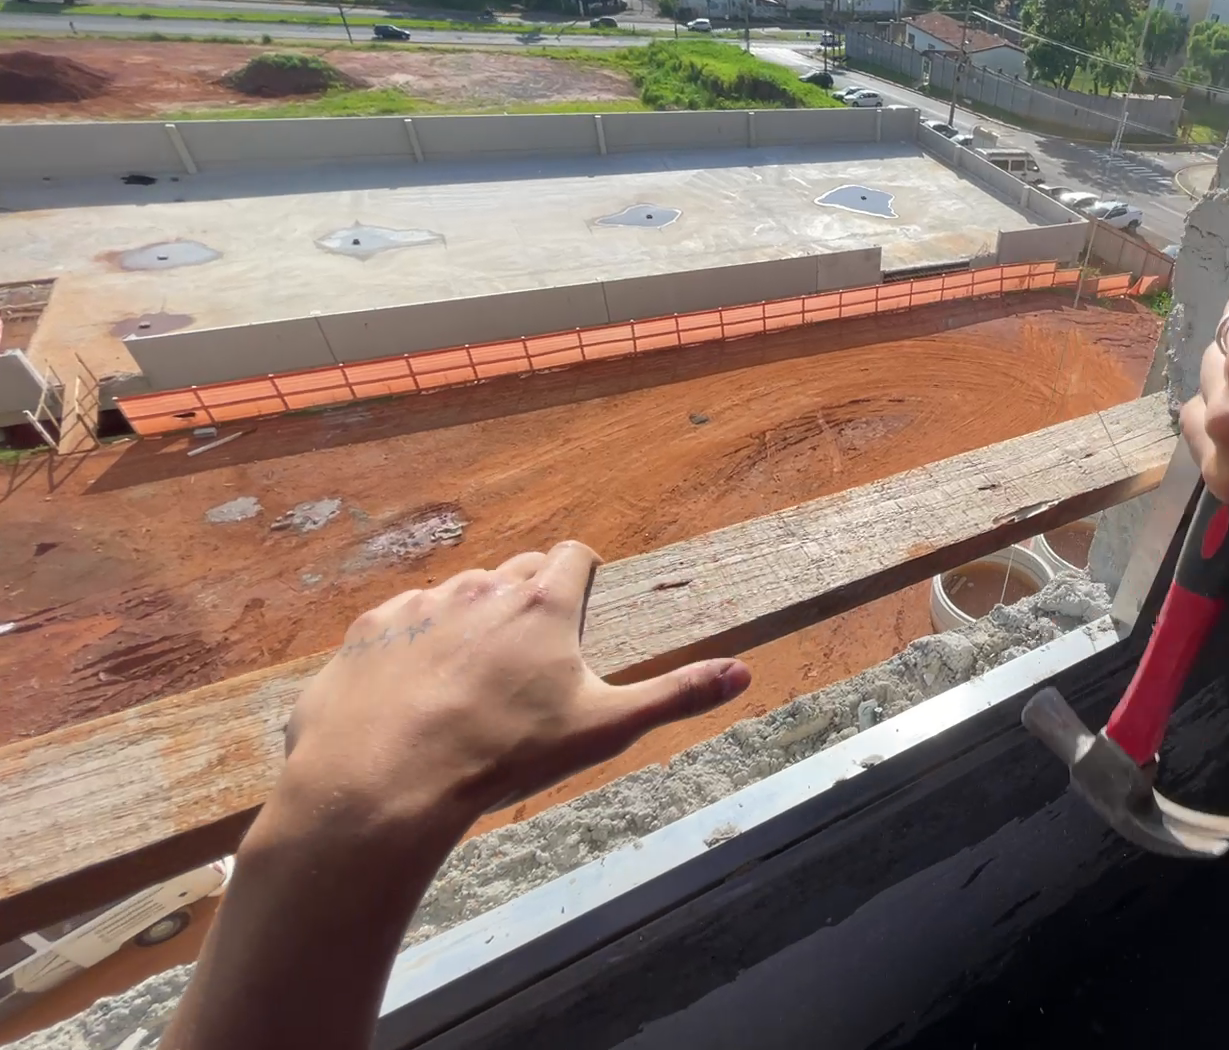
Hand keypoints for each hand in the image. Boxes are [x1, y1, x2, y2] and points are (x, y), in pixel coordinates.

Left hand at [280, 541, 751, 838]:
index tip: (583, 605)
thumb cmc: (506, 752)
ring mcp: (421, 606)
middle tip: (533, 655)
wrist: (378, 788)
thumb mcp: (606, 727)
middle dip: (531, 596)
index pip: (573, 555)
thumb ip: (678, 694)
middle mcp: (483, 588)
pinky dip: (417, 640)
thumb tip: (744, 673)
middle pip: (519, 569)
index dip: (584, 573)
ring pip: (461, 592)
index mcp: (543, 604)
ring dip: (474, 617)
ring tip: (472, 677)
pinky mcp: (368, 632)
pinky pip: (404, 618)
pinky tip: (416, 689)